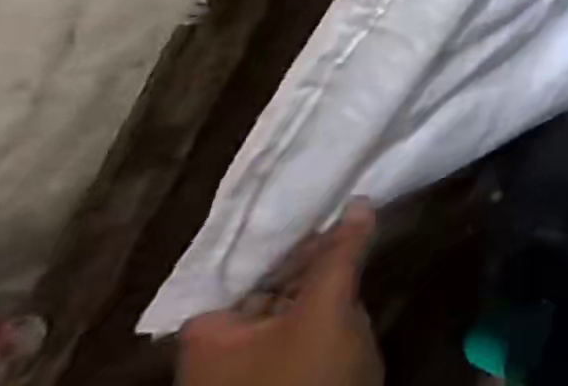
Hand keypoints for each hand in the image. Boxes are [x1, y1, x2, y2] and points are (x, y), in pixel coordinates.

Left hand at [178, 204, 382, 385]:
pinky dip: (323, 309)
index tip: (326, 204)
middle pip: (270, 282)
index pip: (249, 261)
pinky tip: (350, 292)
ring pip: (288, 308)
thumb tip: (360, 201)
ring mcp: (247, 374)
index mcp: (207, 334)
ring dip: (321, 280)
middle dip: (311, 254)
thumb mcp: (327, 308)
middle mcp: (217, 353)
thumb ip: (342, 251)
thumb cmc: (304, 382)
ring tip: (357, 247)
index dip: (290, 232)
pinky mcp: (280, 382)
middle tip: (351, 224)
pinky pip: (299, 333)